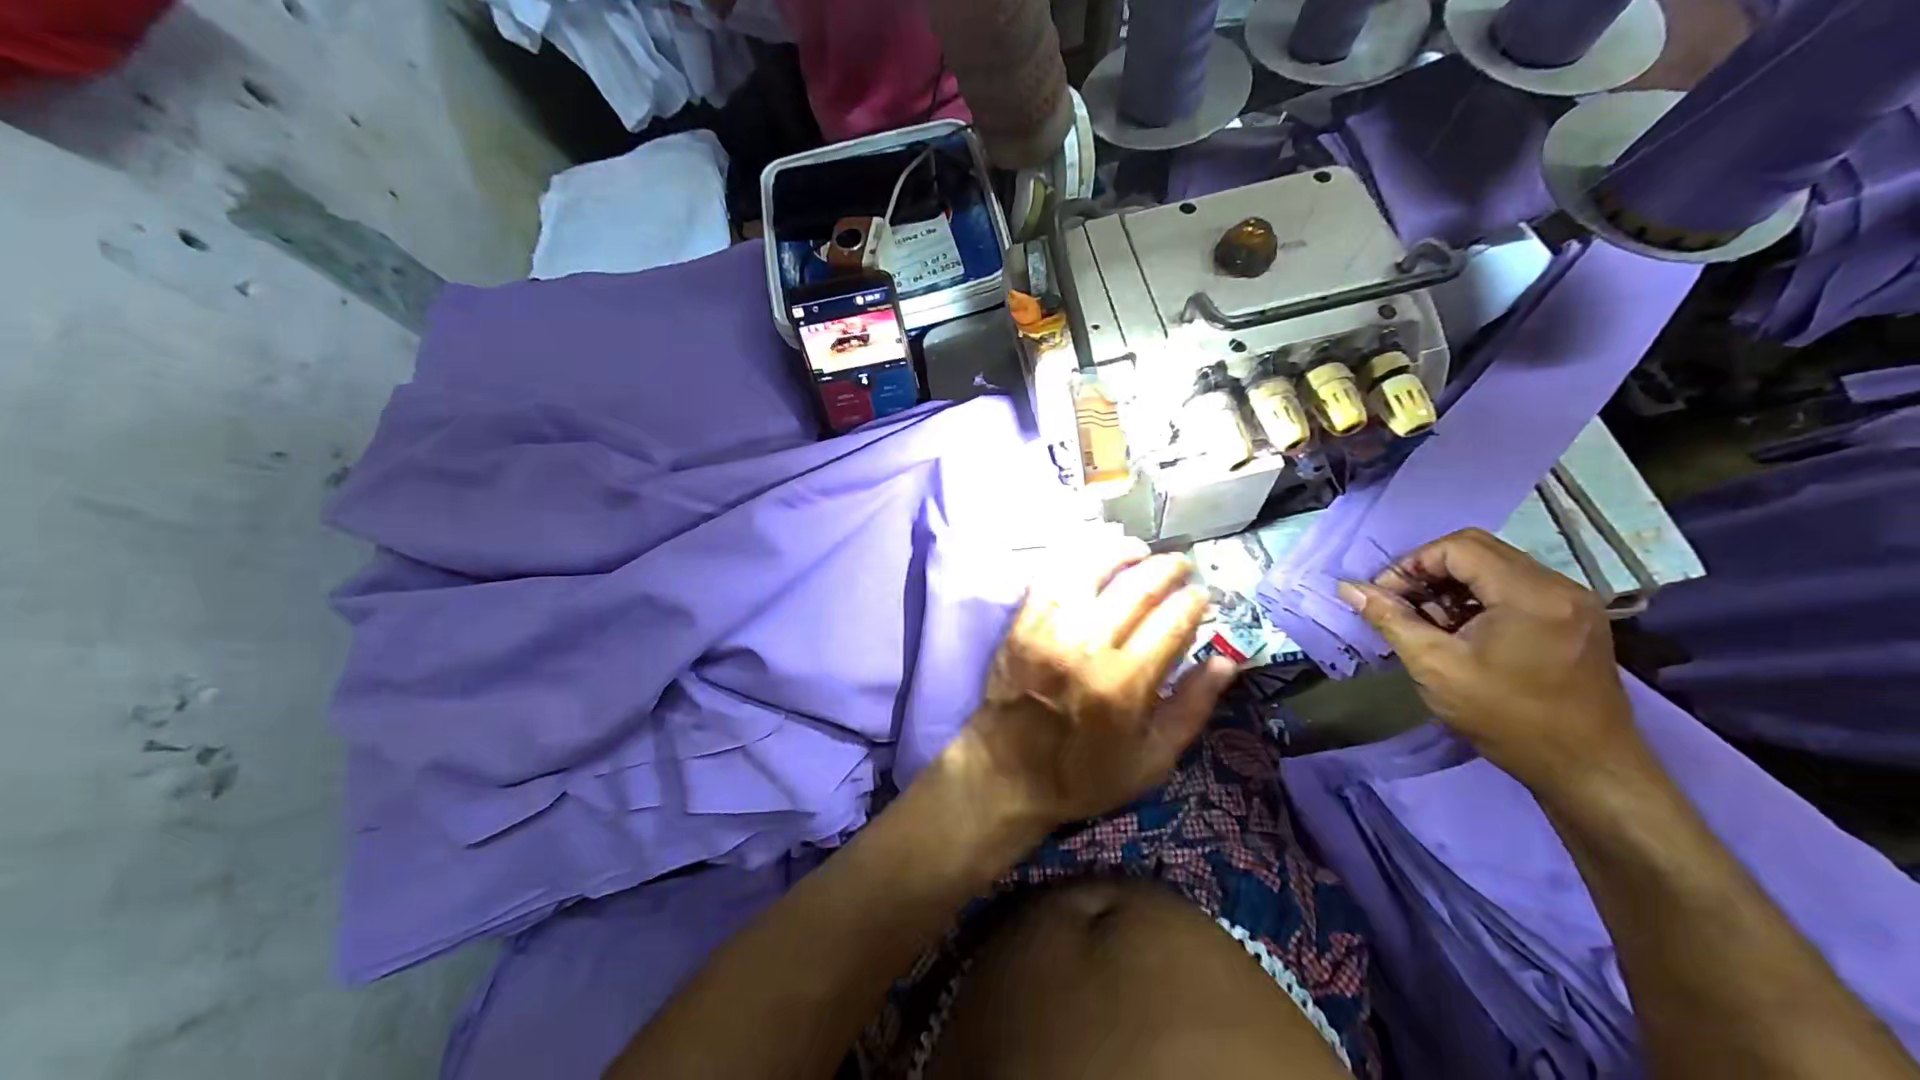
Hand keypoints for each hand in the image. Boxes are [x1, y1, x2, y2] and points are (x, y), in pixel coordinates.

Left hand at [939, 541, 1239, 831]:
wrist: (1006, 773)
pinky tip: (1093, 552)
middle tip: (1182, 566)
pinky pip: (1052, 576)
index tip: (1204, 597)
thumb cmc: (1084, 774)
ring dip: (1123, 552)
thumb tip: (1226, 660)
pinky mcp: (1022, 623)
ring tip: (1141, 550)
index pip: (1172, 622)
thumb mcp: (1152, 760)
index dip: (1194, 602)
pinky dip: (1076, 556)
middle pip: (1138, 588)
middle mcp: (1088, 647)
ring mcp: (1049, 630)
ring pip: (1093, 570)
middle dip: (1168, 569)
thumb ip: (1192, 707)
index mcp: (1125, 683)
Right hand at [1337, 528, 1643, 794]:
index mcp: (1529, 594)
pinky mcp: (1575, 617)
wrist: (1586, 768)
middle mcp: (1558, 585)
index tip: (1385, 597)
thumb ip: (1391, 620)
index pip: (1457, 547)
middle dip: (1429, 571)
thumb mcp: (1435, 668)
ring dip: (1452, 585)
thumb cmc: (1506, 718)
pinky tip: (1461, 630)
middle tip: (1401, 605)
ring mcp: (1572, 600)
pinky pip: (1515, 587)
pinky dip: (1479, 597)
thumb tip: (1349, 588)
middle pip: (1477, 550)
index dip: (1411, 564)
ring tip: (1428, 622)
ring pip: (1495, 567)